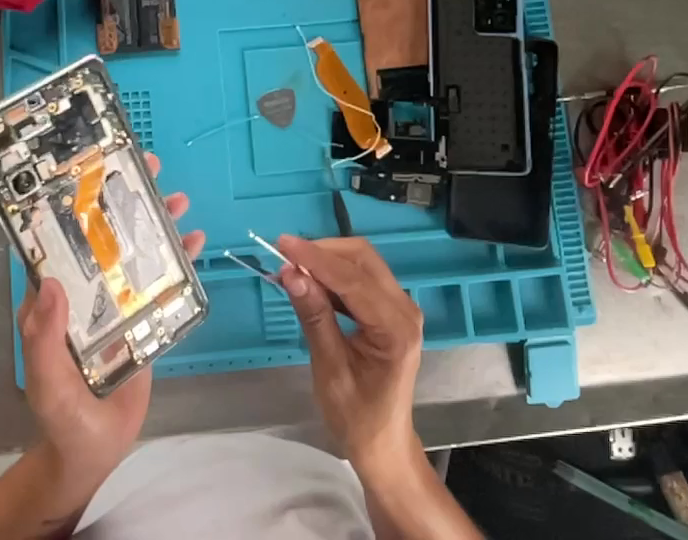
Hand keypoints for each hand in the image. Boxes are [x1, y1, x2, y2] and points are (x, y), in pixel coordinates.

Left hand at [15, 153, 204, 489]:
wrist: (97, 451)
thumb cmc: (63, 416)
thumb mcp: (46, 379)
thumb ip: (43, 337)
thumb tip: (49, 282)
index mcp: (56, 298)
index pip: (62, 242)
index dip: (75, 204)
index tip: (94, 174)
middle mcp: (85, 291)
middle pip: (105, 236)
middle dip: (124, 200)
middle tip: (147, 169)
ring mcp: (116, 302)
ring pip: (135, 252)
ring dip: (155, 223)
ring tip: (178, 199)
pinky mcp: (143, 318)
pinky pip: (161, 282)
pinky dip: (178, 260)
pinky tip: (195, 241)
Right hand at [277, 235, 426, 473]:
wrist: (383, 443)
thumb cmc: (356, 416)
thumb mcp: (329, 368)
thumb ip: (314, 316)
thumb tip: (291, 274)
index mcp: (395, 328)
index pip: (352, 279)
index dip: (315, 258)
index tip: (282, 244)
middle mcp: (404, 309)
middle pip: (362, 258)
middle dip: (322, 251)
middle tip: (284, 256)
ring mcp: (400, 307)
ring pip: (361, 263)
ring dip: (326, 260)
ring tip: (291, 268)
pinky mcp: (390, 309)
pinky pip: (361, 278)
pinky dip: (333, 274)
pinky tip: (309, 282)